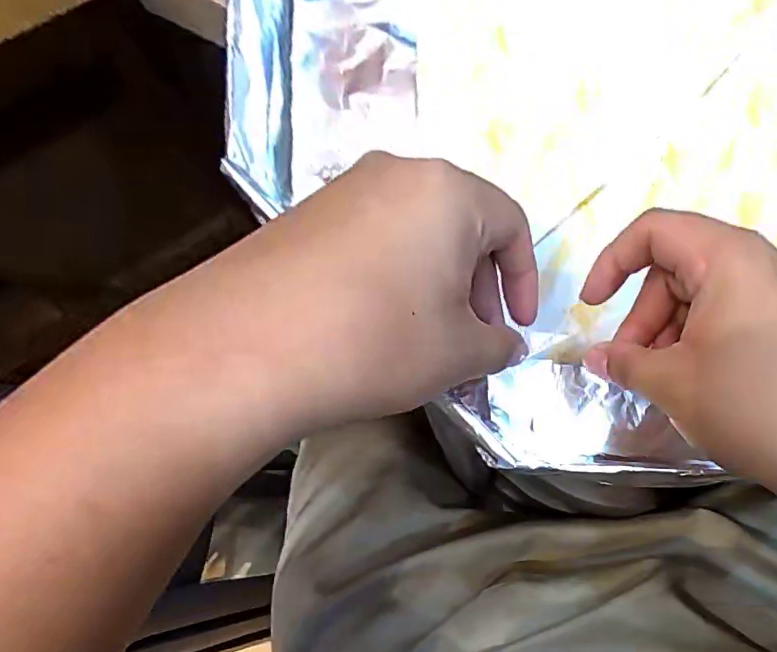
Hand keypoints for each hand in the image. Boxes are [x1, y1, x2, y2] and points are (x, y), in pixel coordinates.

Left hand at [82, 152, 537, 451]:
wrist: (250, 347)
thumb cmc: (382, 341)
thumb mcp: (462, 354)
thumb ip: (500, 345)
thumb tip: (508, 343)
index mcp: (448, 192)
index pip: (512, 224)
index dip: (526, 280)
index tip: (519, 327)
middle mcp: (398, 173)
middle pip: (465, 225)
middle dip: (482, 285)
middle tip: (477, 338)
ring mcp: (346, 191)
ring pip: (420, 235)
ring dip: (442, 286)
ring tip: (433, 340)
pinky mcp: (308, 218)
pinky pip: (379, 242)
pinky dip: (401, 281)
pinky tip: (386, 328)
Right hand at [579, 209, 776, 492]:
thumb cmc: (747, 405)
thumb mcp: (673, 383)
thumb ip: (626, 362)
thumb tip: (594, 358)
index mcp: (727, 256)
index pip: (654, 231)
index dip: (612, 263)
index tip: (591, 307)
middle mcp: (756, 263)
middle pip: (676, 269)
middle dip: (644, 317)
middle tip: (630, 368)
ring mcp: (776, 294)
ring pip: (701, 299)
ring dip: (669, 336)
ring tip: (660, 385)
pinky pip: (728, 318)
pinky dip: (699, 343)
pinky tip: (692, 385)